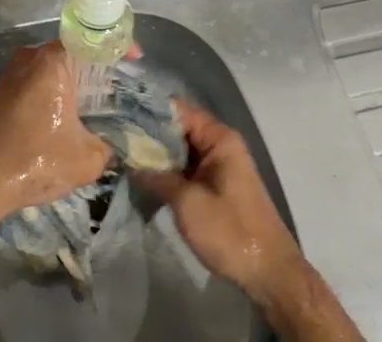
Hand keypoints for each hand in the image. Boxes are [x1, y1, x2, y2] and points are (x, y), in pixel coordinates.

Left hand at [0, 41, 111, 221]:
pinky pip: (37, 84)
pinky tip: (65, 121)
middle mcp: (30, 57)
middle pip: (73, 52)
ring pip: (53, 70)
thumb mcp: (86, 159)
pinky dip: (55, 96)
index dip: (117, 47)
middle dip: (98, 69)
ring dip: (75, 85)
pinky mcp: (0, 93)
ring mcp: (11, 74)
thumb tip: (108, 145)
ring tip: (97, 107)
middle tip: (119, 89)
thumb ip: (106, 146)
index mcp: (53, 61)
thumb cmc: (33, 161)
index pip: (93, 39)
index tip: (135, 59)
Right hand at [133, 99, 305, 301]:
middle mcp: (219, 144)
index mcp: (219, 138)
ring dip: (155, 154)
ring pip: (180, 149)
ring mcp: (218, 165)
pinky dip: (166, 170)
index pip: (178, 110)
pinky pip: (186, 168)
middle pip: (178, 128)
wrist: (269, 273)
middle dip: (147, 133)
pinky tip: (140, 175)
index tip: (117, 113)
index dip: (148, 109)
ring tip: (119, 153)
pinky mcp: (215, 185)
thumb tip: (129, 160)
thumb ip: (157, 177)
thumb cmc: (230, 232)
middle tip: (112, 136)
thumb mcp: (188, 203)